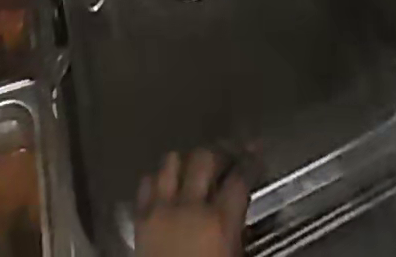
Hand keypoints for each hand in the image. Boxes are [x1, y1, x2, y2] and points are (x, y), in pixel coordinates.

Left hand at [134, 149, 250, 256]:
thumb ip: (241, 242)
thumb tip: (245, 228)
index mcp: (219, 224)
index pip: (239, 180)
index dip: (250, 162)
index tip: (256, 153)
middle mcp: (189, 206)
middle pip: (204, 158)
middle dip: (218, 153)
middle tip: (227, 158)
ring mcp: (160, 208)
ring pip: (172, 161)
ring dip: (186, 160)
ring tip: (196, 167)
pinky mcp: (139, 217)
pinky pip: (147, 182)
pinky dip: (158, 179)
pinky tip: (166, 187)